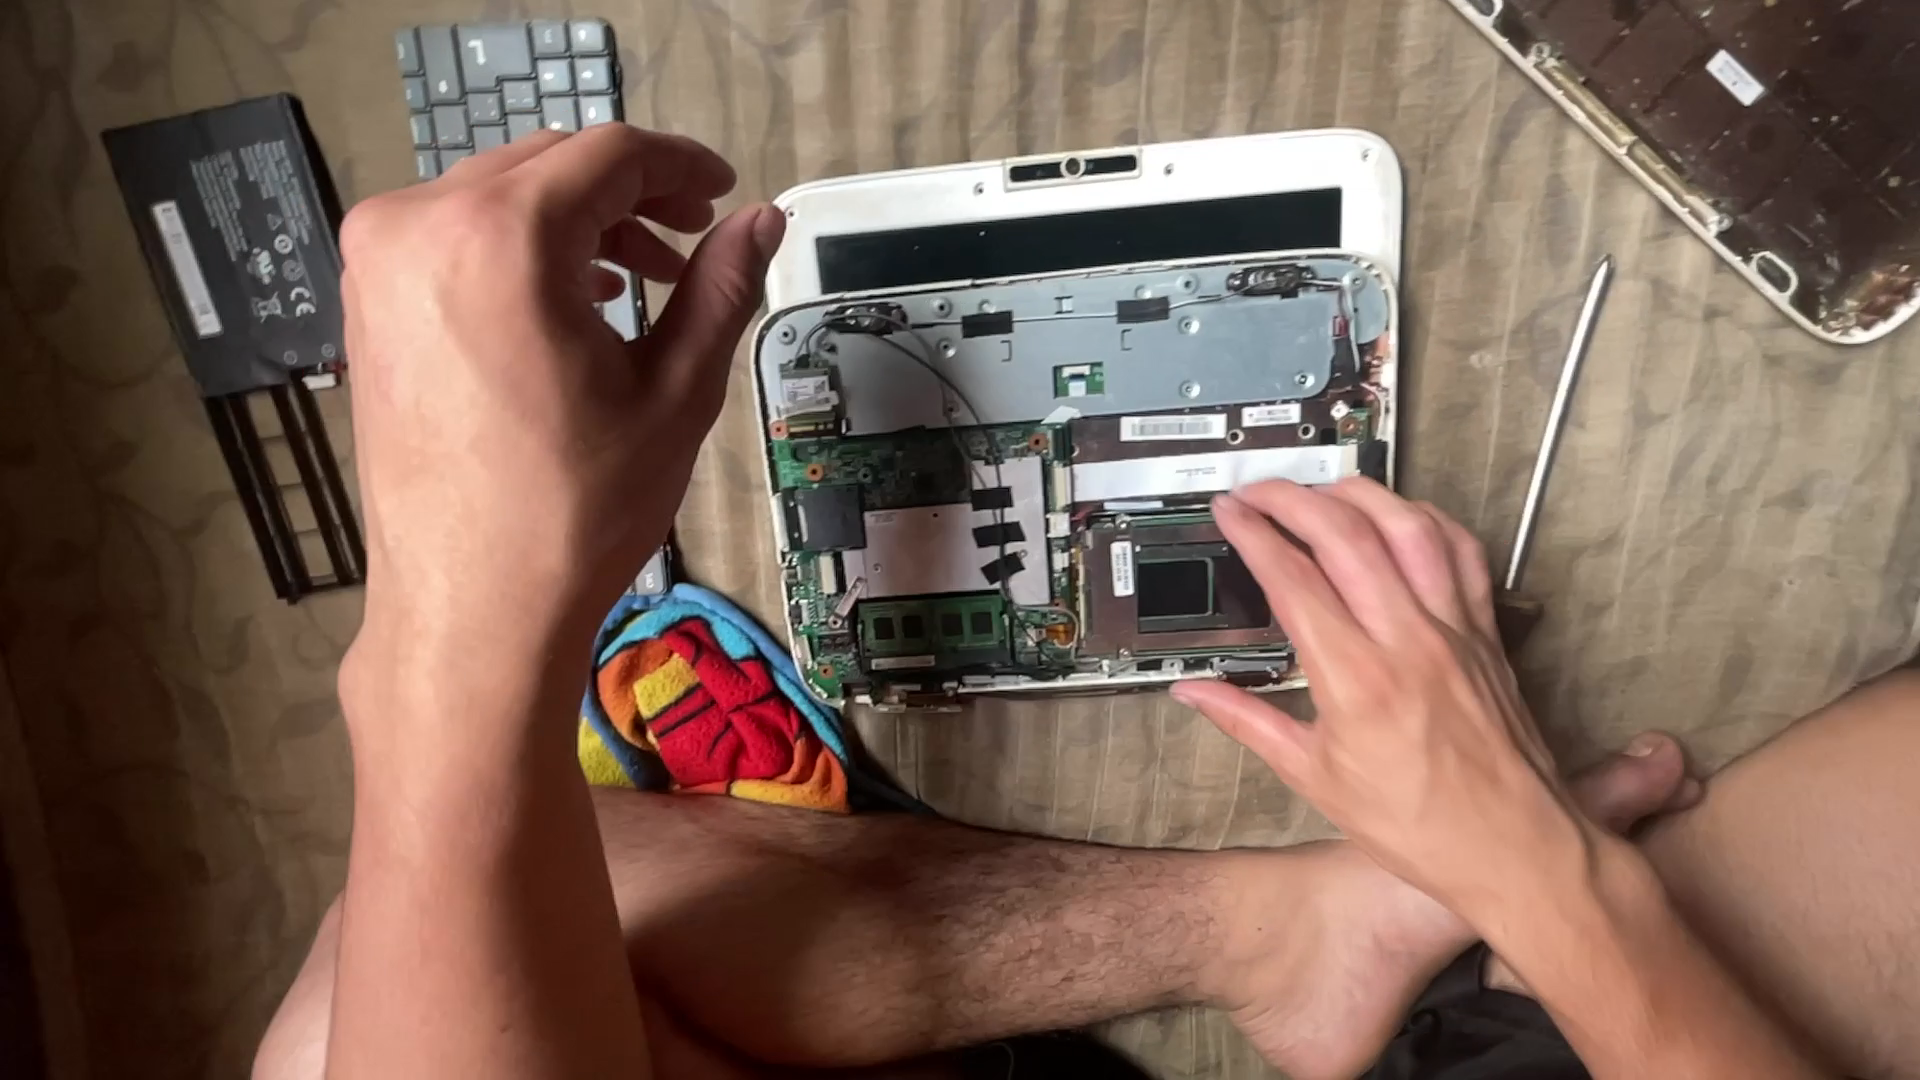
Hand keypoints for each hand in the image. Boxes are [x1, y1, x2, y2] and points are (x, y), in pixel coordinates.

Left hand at [336, 127, 782, 661]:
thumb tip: (762, 225)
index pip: (606, 157)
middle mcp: (417, 226)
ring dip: (585, 224)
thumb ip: (721, 291)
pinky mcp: (371, 305)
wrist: (476, 605)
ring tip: (647, 283)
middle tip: (697, 241)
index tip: (726, 194)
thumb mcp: (676, 393)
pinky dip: (530, 251)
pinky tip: (577, 303)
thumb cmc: (583, 508)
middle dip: (635, 195)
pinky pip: (461, 239)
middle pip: (550, 166)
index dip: (680, 166)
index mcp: (500, 240)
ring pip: (503, 198)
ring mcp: (379, 265)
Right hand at [1172, 478, 1594, 922]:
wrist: (1516, 853)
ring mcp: (1453, 631)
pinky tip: (1399, 516)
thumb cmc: (1418, 824)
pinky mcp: (1485, 634)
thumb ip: (1245, 722)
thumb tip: (1193, 693)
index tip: (1230, 514)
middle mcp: (1406, 641)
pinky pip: (1463, 555)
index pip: (1293, 578)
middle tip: (1259, 492)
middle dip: (1292, 499)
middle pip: (1345, 536)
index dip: (1254, 534)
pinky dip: (1427, 520)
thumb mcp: (1312, 776)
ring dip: (1357, 495)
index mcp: (1355, 678)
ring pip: (1409, 530)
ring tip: (1320, 488)